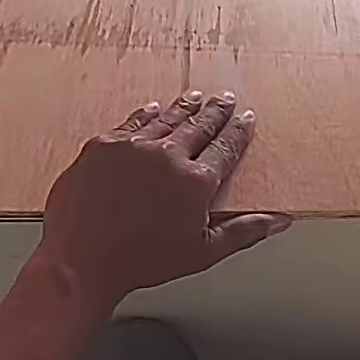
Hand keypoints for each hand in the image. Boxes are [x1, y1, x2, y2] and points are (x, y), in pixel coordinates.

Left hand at [35, 91, 291, 307]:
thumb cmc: (141, 261)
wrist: (82, 259)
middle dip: (215, 111)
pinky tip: (153, 109)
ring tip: (194, 98)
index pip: (226, 148)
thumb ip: (243, 231)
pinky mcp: (103, 145)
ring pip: (166, 119)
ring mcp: (133, 147)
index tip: (246, 119)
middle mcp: (167, 156)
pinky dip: (145, 115)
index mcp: (195, 182)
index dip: (238, 132)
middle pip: (199, 126)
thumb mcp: (202, 252)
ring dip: (183, 107)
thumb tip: (278, 220)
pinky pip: (131, 123)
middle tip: (225, 99)